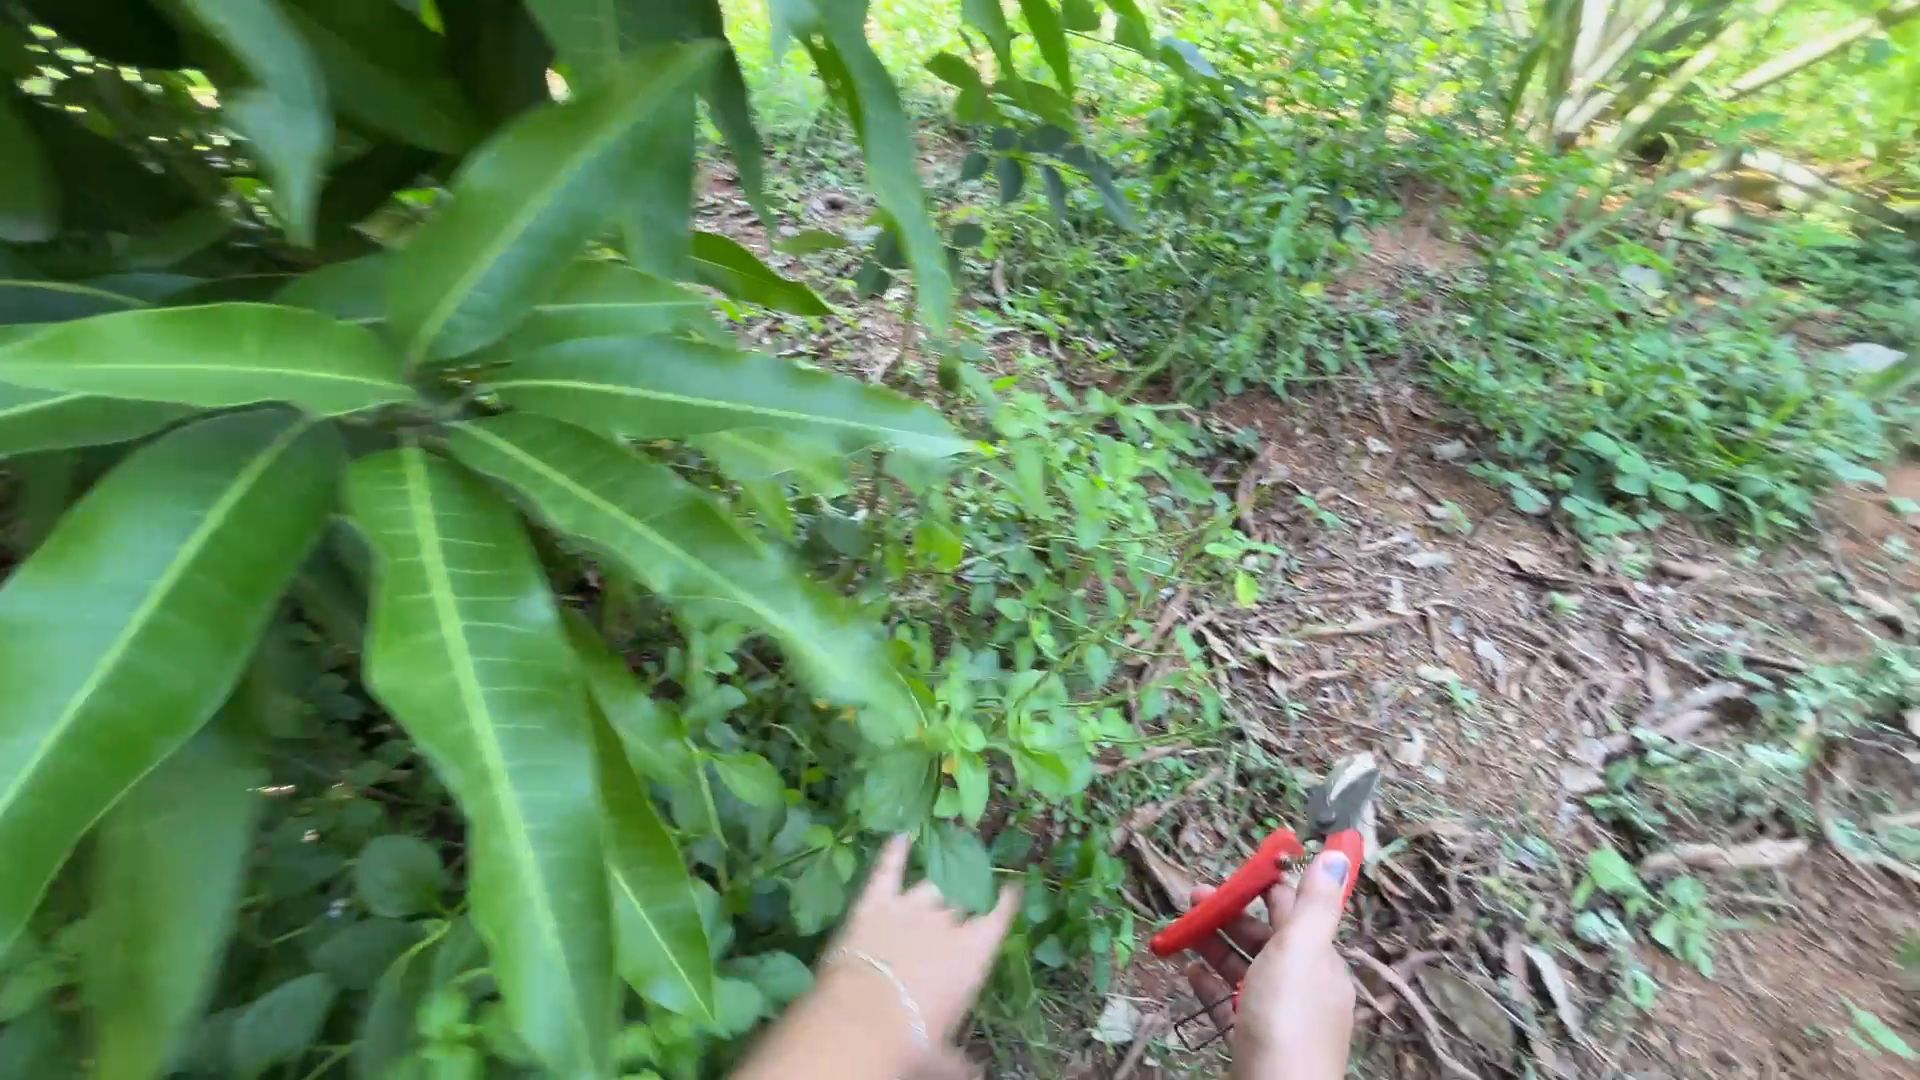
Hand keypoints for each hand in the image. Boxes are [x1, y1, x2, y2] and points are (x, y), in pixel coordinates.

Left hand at [826, 834, 1019, 1041]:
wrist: (861, 1019)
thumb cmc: (910, 1042)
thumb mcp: (939, 1056)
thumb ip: (957, 1059)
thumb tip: (974, 1076)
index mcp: (973, 953)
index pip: (998, 916)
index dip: (1006, 900)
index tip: (1013, 886)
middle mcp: (948, 921)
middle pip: (962, 899)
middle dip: (966, 896)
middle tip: (969, 888)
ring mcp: (910, 905)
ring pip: (931, 884)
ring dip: (937, 880)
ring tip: (944, 865)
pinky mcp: (876, 900)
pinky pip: (887, 869)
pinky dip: (894, 851)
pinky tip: (900, 834)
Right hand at [1183, 849, 1355, 1079]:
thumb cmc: (1286, 1017)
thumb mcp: (1300, 950)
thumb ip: (1313, 902)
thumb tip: (1339, 855)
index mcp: (1319, 963)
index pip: (1292, 911)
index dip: (1262, 887)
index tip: (1231, 872)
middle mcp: (1303, 988)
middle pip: (1262, 938)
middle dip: (1228, 914)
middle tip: (1191, 898)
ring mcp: (1276, 1017)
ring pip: (1242, 968)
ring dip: (1212, 944)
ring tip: (1181, 932)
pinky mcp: (1252, 1041)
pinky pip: (1228, 1002)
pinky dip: (1209, 983)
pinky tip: (1188, 972)